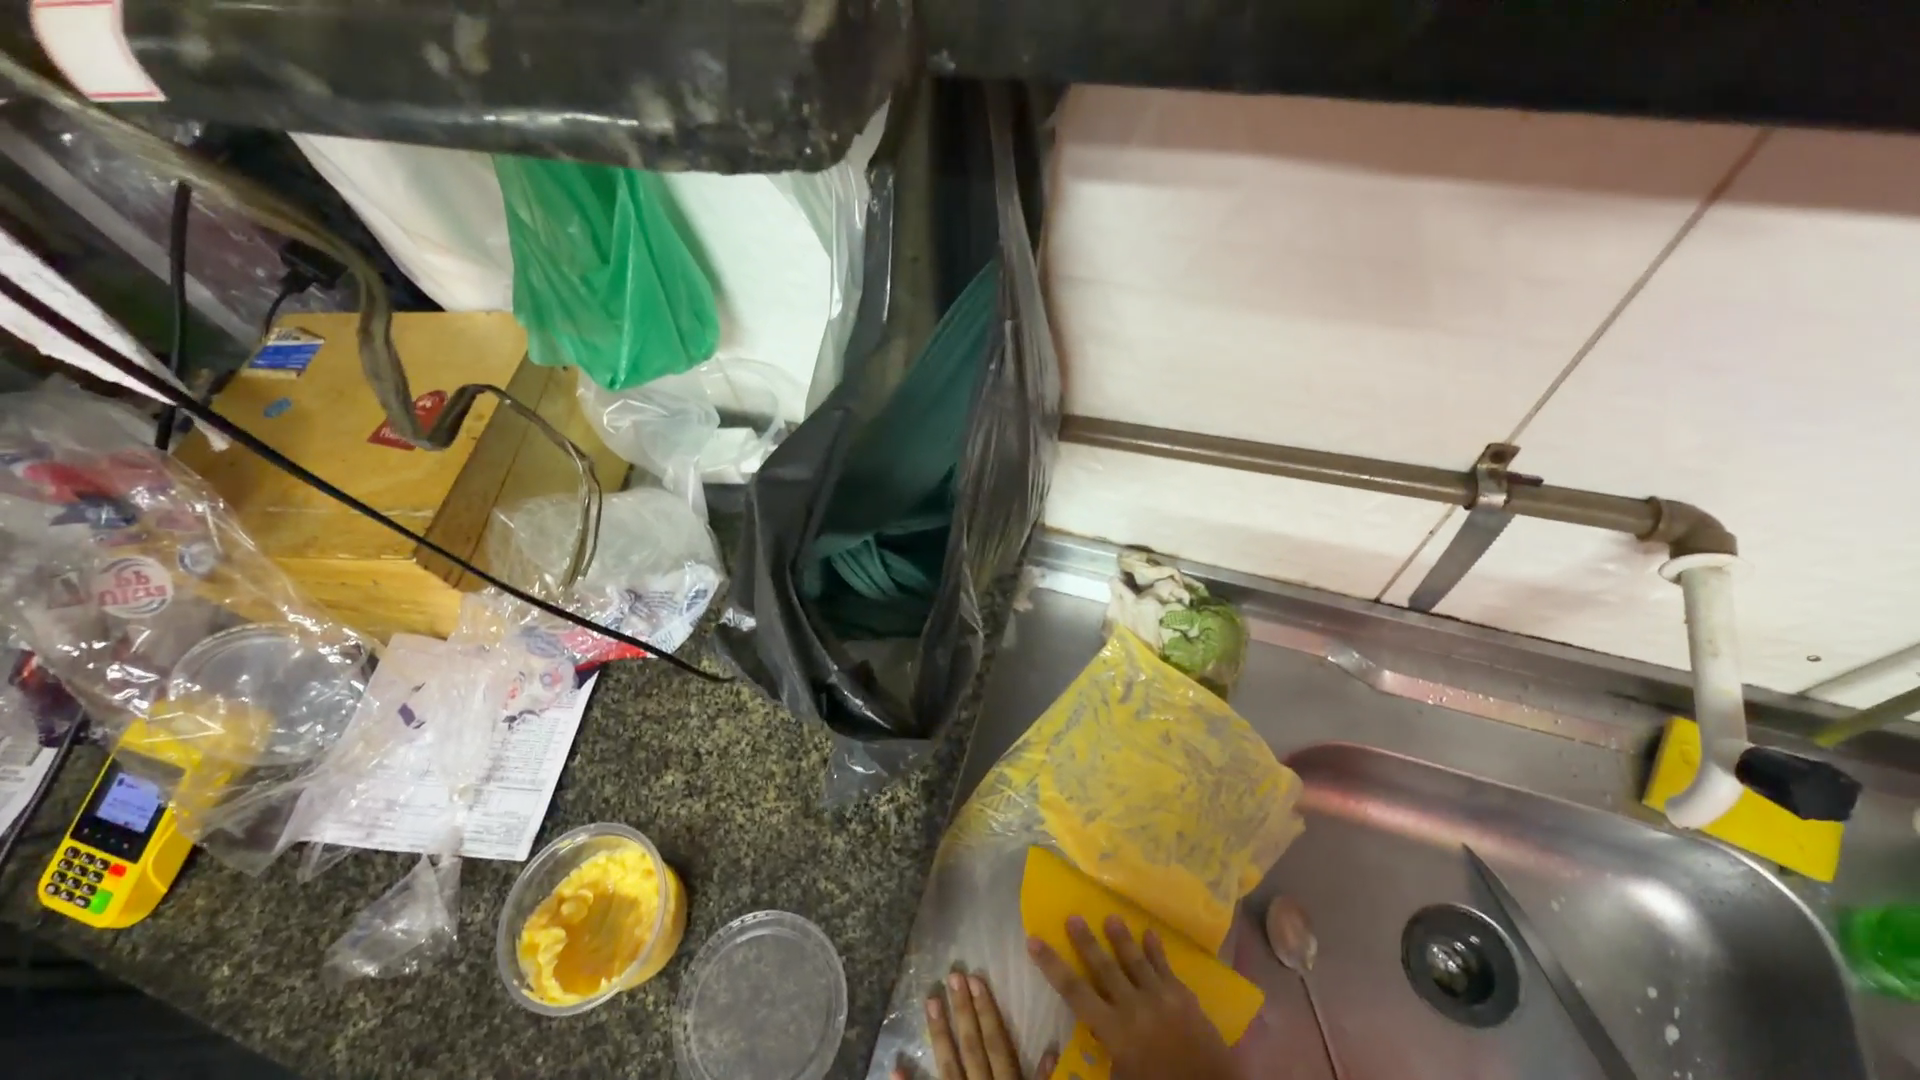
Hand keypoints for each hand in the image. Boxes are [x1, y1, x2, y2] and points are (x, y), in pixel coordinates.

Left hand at [899, 972, 1059, 1079]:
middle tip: (951, 977)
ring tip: (929, 1002)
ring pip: (949, 1068)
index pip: (998, 1045)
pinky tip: (896, 1067)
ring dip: (939, 1035)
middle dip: (962, 1012)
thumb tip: (1052, 1051)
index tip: (976, 981)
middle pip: (972, 1048)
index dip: (987, 1013)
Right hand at [1028, 916, 1238, 1079]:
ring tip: (1111, 917)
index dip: (1052, 965)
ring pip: (1136, 960)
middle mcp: (1134, 1007)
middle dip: (1086, 942)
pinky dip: (1157, 950)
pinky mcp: (1185, 998)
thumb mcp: (1121, 1078)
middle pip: (1104, 967)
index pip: (1074, 991)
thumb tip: (1087, 1036)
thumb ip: (1105, 1052)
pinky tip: (1151, 934)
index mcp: (1114, 1030)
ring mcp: (1161, 998)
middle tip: (1074, 917)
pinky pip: (1166, 967)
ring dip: (1121, 939)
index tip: (1035, 940)